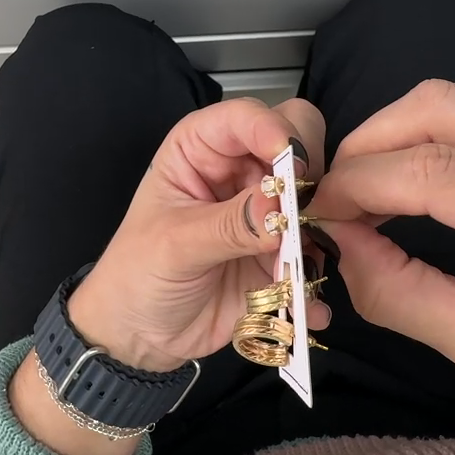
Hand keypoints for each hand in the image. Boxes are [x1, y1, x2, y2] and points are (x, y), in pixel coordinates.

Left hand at [14, 97, 326, 454]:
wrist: (139, 336)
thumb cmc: (138, 273)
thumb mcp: (176, 245)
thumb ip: (229, 224)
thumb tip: (280, 207)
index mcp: (202, 147)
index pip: (248, 117)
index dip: (275, 132)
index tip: (293, 169)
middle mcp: (239, 169)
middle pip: (297, 140)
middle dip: (307, 174)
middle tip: (302, 215)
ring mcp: (264, 209)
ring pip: (316, 194)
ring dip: (317, 228)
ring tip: (301, 267)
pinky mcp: (281, 250)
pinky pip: (316, 252)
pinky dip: (316, 277)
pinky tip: (306, 308)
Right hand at [311, 80, 454, 454]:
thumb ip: (395, 290)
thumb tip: (333, 231)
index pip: (442, 171)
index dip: (363, 182)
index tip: (320, 209)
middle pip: (443, 108)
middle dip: (369, 143)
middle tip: (336, 192)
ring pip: (454, 99)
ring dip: (392, 135)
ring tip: (365, 186)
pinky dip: (423, 136)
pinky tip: (407, 176)